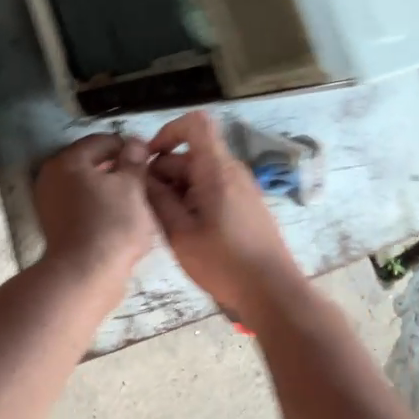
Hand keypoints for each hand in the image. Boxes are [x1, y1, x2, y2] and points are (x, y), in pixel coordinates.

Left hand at [32, 133, 154, 292]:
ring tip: (136, 198)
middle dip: (117, 167)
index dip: (126, 145)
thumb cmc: (111, 223)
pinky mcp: (55, 224)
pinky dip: (99, 205)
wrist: (85, 274)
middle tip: (144, 178)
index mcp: (67, 160)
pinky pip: (80, 205)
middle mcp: (51, 176)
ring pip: (85, 186)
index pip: (100, 141)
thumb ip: (133, 161)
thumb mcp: (131, 187)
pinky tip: (119, 216)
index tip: (149, 156)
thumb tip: (135, 142)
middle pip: (89, 162)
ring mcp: (49, 201)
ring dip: (109, 188)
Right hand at [144, 113, 301, 321]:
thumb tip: (143, 175)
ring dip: (178, 189)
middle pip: (191, 154)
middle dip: (165, 173)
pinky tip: (188, 231)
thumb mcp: (179, 232)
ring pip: (200, 173)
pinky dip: (194, 199)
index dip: (169, 131)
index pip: (196, 124)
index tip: (150, 158)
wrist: (275, 294)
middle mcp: (232, 171)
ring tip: (167, 223)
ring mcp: (242, 188)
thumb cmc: (224, 262)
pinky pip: (213, 188)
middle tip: (149, 206)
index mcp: (216, 169)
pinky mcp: (247, 206)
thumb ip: (158, 198)